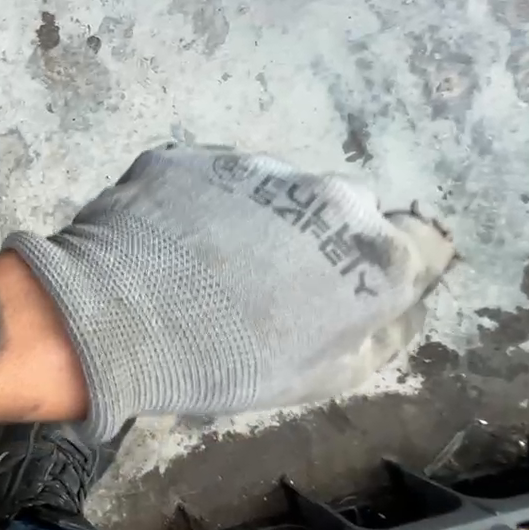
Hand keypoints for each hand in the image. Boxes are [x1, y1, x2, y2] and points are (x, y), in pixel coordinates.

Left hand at [3, 148, 454, 437]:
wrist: (111, 318)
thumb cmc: (222, 361)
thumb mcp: (327, 375)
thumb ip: (381, 328)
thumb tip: (402, 300)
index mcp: (377, 253)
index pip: (417, 240)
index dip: (380, 262)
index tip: (342, 278)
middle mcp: (325, 193)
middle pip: (340, 204)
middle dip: (314, 230)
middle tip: (260, 269)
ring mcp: (248, 165)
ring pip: (267, 183)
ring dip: (249, 208)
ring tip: (200, 252)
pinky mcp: (182, 154)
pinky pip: (202, 174)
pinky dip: (190, 195)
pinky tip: (162, 230)